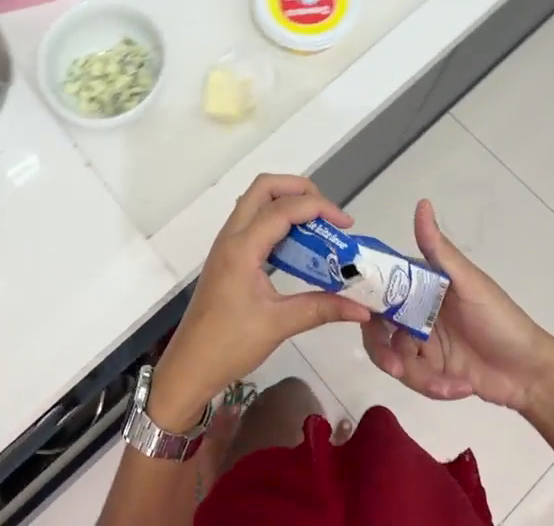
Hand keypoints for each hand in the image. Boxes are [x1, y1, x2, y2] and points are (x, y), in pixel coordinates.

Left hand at [151, 175, 371, 429]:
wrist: (190, 365)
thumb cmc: (230, 344)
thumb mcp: (279, 325)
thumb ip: (321, 308)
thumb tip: (362, 308)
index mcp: (242, 247)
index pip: (283, 209)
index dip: (318, 208)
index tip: (347, 224)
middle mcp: (231, 236)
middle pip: (263, 188)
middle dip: (299, 189)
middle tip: (328, 213)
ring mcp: (227, 244)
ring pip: (255, 202)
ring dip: (287, 202)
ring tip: (318, 225)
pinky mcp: (228, 256)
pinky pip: (252, 222)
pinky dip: (277, 220)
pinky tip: (298, 245)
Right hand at [361, 199, 553, 413]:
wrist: (532, 375)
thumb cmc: (502, 320)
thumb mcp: (471, 284)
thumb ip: (440, 250)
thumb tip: (422, 203)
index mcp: (422, 283)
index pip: (379, 283)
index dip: (362, 294)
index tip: (355, 310)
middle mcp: (414, 309)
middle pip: (376, 324)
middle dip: (383, 348)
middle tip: (396, 365)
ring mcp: (420, 341)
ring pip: (391, 355)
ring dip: (415, 374)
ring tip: (445, 384)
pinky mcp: (429, 370)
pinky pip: (412, 378)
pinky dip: (433, 386)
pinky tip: (460, 388)